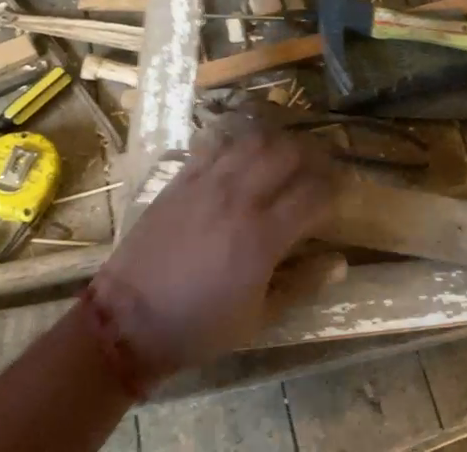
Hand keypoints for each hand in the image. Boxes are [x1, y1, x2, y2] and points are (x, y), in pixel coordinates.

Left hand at [91, 125, 337, 380]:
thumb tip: (341, 262)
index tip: (339, 196)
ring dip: (279, 143)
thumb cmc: (198, 327)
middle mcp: (239, 199)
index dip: (335, 190)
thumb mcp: (259, 319)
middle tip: (318, 170)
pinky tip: (244, 154)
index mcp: (263, 237)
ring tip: (285, 157)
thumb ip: (303, 285)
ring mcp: (208, 183)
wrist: (126, 321)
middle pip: (289, 153)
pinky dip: (239, 142)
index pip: (315, 193)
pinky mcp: (182, 178)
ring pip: (255, 139)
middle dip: (313, 157)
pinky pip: (217, 144)